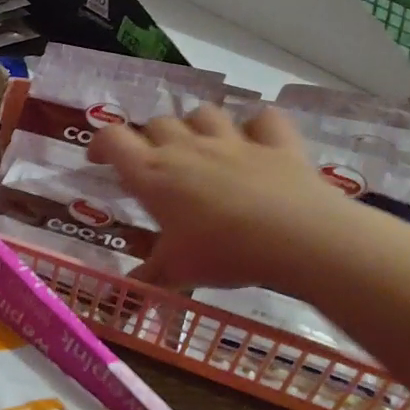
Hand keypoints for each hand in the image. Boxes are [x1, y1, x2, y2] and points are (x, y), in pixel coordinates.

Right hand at [86, 103, 357, 290]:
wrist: (307, 242)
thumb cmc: (227, 253)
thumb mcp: (179, 271)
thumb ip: (148, 276)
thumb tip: (120, 295)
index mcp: (150, 173)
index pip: (110, 138)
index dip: (101, 144)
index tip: (102, 161)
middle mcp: (185, 149)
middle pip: (156, 122)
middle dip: (152, 137)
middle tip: (158, 162)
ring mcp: (234, 143)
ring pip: (204, 113)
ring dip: (198, 124)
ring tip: (203, 145)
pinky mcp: (280, 146)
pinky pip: (266, 119)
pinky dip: (259, 124)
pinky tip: (257, 138)